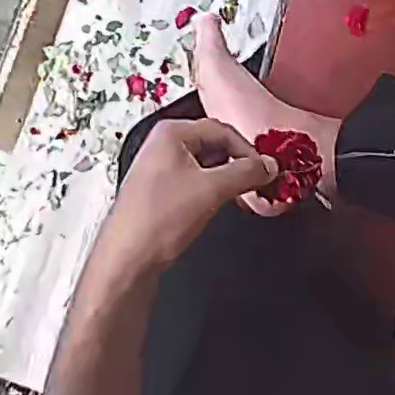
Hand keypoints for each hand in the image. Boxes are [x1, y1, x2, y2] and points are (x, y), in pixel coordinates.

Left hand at [99, 118, 278, 269]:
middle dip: (238, 164)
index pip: (223, 130)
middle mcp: (162, 144)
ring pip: (206, 164)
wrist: (124, 264)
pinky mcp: (157, 189)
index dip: (248, 150)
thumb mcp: (212, 190)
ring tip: (241, 195)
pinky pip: (194, 179)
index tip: (265, 170)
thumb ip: (246, 172)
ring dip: (227, 178)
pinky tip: (220, 204)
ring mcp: (158, 166)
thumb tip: (270, 165)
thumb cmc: (160, 220)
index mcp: (171, 133)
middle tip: (257, 182)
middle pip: (215, 145)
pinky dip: (212, 188)